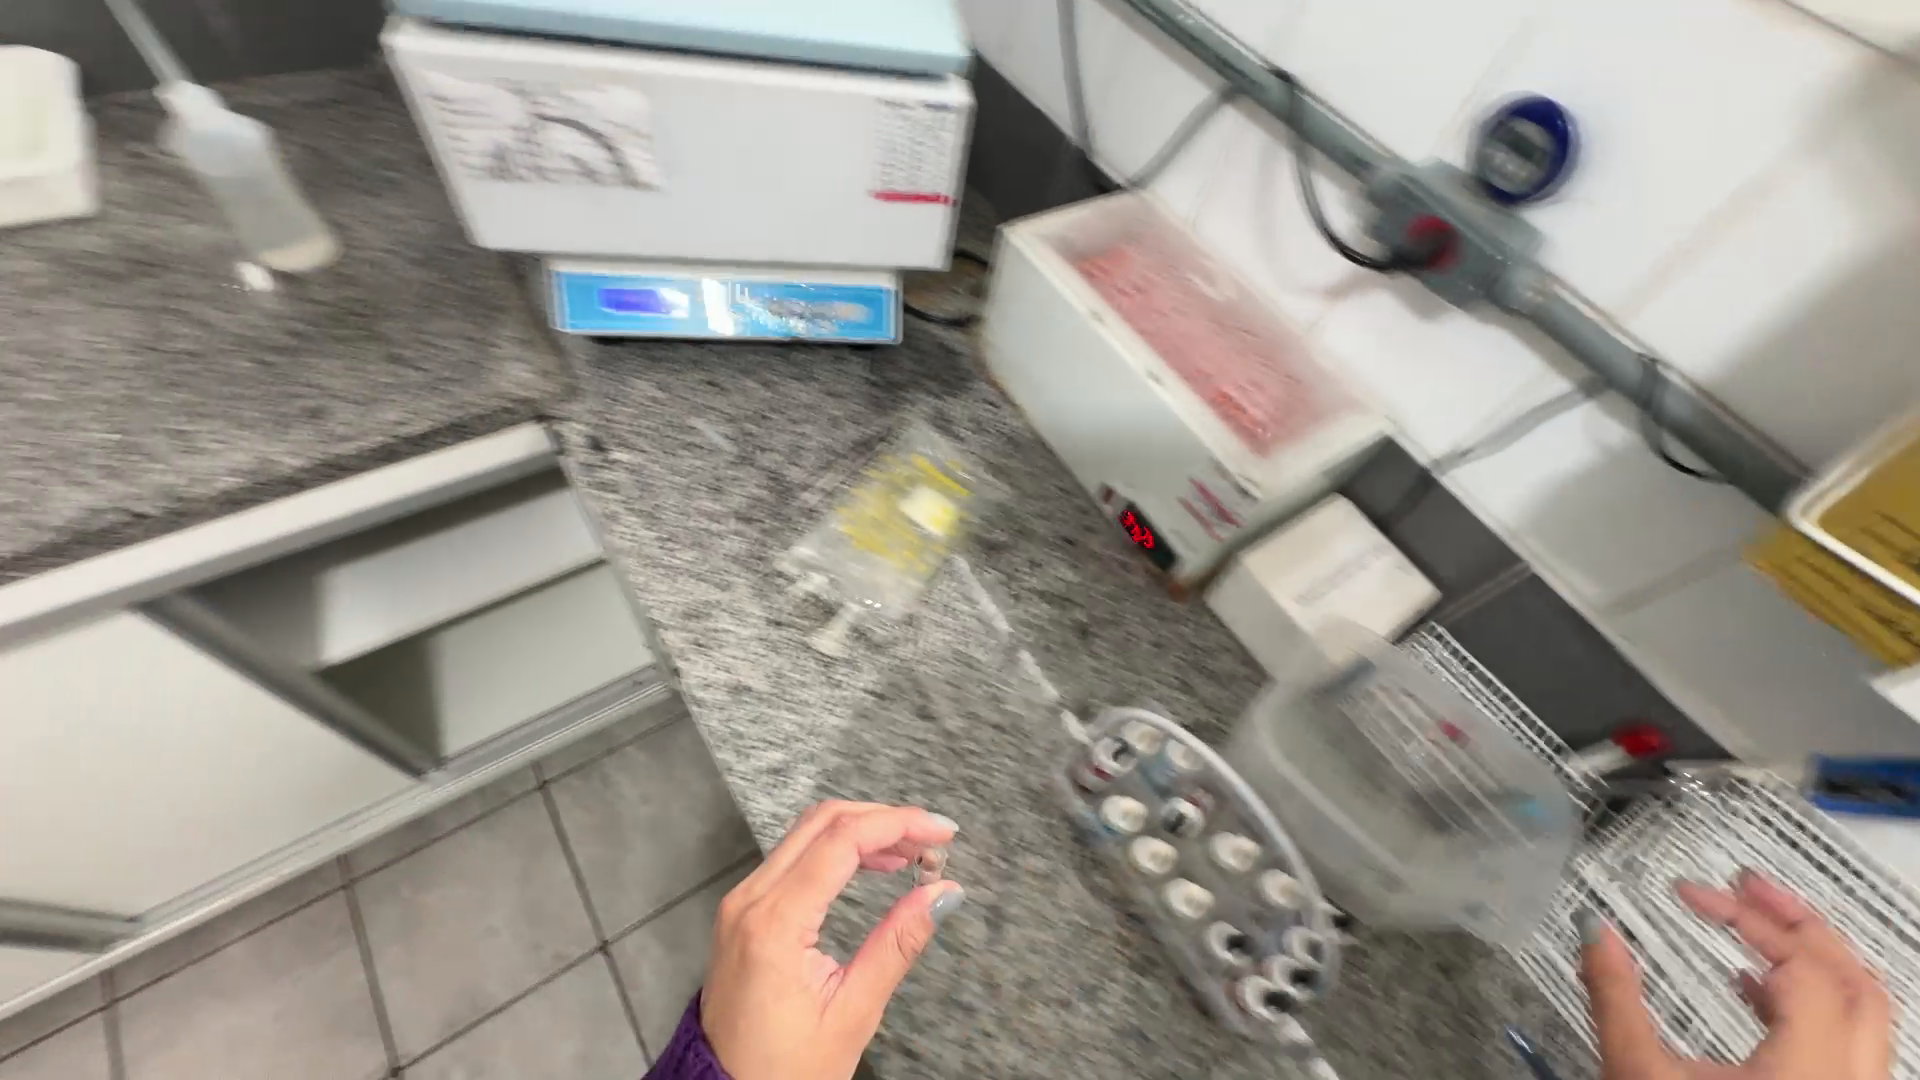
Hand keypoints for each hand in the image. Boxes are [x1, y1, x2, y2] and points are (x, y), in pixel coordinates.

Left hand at [701, 801, 962, 1079]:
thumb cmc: (782, 1072)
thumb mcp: (852, 1015)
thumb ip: (898, 944)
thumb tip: (944, 893)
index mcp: (774, 924)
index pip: (842, 840)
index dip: (898, 823)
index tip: (942, 831)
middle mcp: (751, 898)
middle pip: (824, 821)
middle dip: (885, 818)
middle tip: (931, 838)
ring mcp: (743, 899)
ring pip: (809, 831)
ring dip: (864, 829)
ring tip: (912, 852)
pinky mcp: (746, 907)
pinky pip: (796, 854)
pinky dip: (840, 846)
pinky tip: (874, 864)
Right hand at [1580, 870, 1891, 1079]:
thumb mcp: (1636, 1070)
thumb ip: (1614, 993)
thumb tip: (1593, 926)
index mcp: (1812, 1069)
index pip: (1803, 968)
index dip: (1748, 917)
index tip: (1683, 891)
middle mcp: (1854, 1079)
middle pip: (1859, 983)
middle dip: (1800, 921)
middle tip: (1740, 879)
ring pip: (1866, 1010)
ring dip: (1810, 953)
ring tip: (1751, 915)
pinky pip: (1850, 1037)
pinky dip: (1807, 993)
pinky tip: (1750, 980)